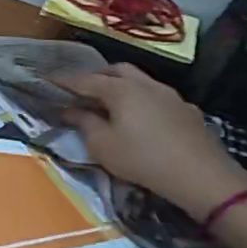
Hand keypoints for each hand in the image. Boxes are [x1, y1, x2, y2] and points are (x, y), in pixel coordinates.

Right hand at [56, 64, 246, 219]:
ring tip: (106, 103)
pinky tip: (137, 118)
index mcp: (121, 90)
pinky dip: (139, 100)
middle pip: (117, 70)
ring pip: (140, 81)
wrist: (201, 176)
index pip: (84, 80)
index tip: (45, 80)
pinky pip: (156, 96)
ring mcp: (171, 96)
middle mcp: (146, 85)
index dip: (63, 80)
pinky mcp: (187, 111)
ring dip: (120, 86)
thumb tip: (69, 110)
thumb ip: (84, 122)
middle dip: (95, 76)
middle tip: (78, 89)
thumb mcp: (101, 144)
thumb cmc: (141, 158)